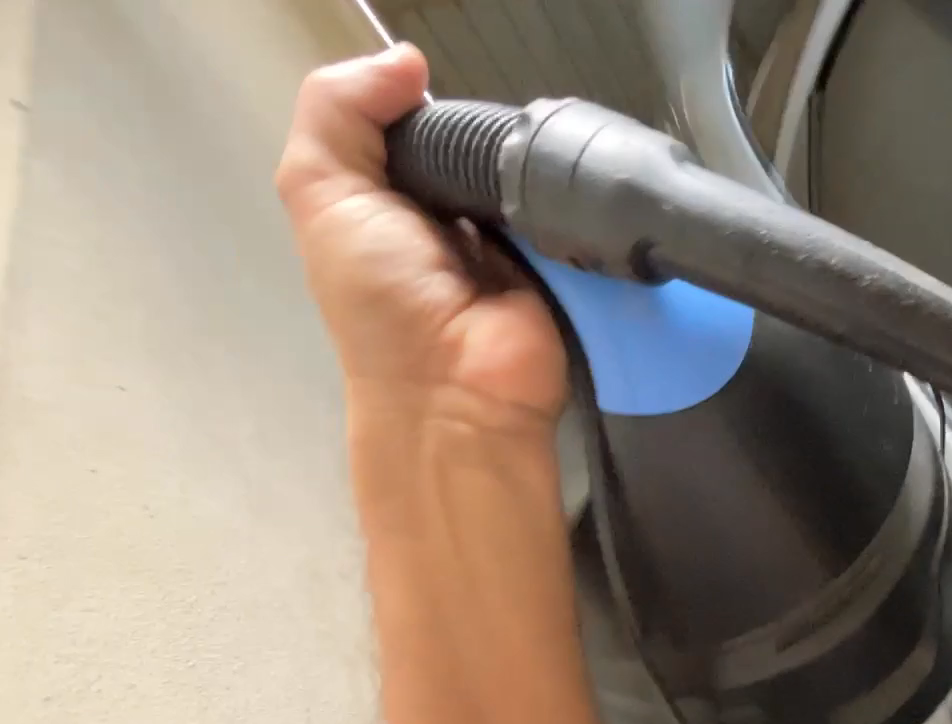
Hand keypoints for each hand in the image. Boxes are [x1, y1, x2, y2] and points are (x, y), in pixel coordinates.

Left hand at [274, 46, 565, 435]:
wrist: (460, 389)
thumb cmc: (382, 296)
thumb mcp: (324, 191)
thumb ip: (341, 112)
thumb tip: (411, 61)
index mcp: (396, 196)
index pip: (419, 126)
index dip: (429, 104)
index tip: (447, 92)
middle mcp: (459, 216)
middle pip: (481, 149)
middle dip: (493, 134)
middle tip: (511, 129)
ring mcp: (520, 245)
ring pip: (532, 181)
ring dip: (540, 166)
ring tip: (554, 155)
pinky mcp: (569, 269)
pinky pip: (574, 221)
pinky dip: (577, 203)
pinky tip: (583, 188)